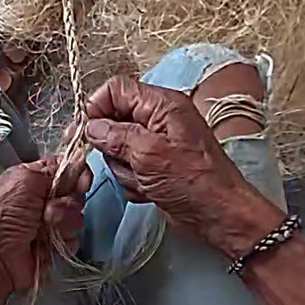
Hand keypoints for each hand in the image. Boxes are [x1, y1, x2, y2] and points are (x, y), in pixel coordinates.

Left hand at [0, 156, 90, 304]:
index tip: (81, 180)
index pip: (63, 169)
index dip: (76, 172)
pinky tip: (46, 244)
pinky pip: (74, 238)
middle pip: (74, 193)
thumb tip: (76, 164)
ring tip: (44, 227)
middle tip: (49, 209)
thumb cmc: (2, 217)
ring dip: (64, 221)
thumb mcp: (25, 180)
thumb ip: (53, 168)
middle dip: (68, 200)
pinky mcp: (54, 246)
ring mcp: (48, 224)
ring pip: (76, 216)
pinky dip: (63, 240)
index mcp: (30, 179)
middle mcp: (40, 200)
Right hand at [82, 75, 282, 258]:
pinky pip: (126, 170)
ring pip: (115, 150)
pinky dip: (132, 182)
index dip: (97, 107)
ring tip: (145, 180)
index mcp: (161, 105)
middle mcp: (157, 120)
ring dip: (124, 170)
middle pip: (111, 122)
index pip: (115, 90)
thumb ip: (116, 135)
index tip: (87, 133)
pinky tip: (149, 190)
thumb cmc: (194, 182)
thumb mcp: (149, 153)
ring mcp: (154, 144)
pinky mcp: (153, 166)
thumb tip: (91, 127)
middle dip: (112, 148)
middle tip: (127, 163)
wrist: (218, 215)